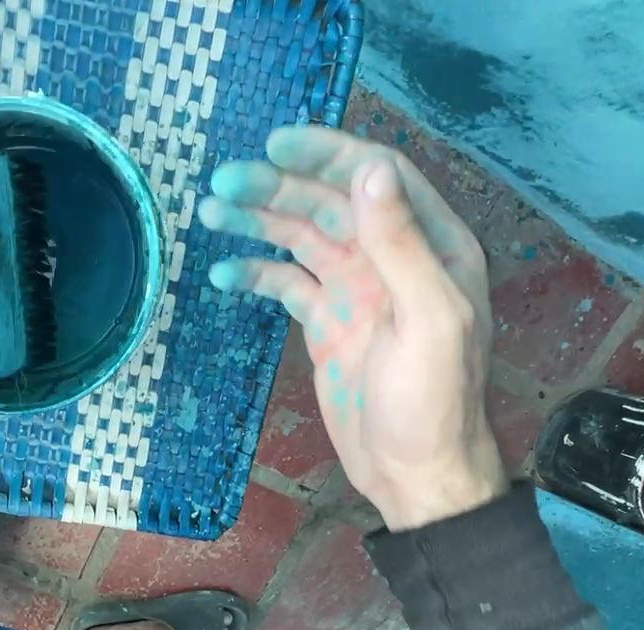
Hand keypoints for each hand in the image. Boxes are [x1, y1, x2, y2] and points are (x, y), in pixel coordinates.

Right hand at [198, 126, 508, 529]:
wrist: (412, 470)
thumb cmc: (431, 402)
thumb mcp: (427, 321)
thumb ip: (401, 245)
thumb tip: (369, 170)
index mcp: (429, 247)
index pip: (375, 179)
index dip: (326, 155)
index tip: (275, 144)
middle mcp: (389, 259)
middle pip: (328, 205)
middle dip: (277, 189)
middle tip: (223, 182)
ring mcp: (354, 292)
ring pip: (302, 241)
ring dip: (259, 224)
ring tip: (211, 214)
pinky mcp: (326, 324)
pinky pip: (287, 285)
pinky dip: (257, 274)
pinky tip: (225, 272)